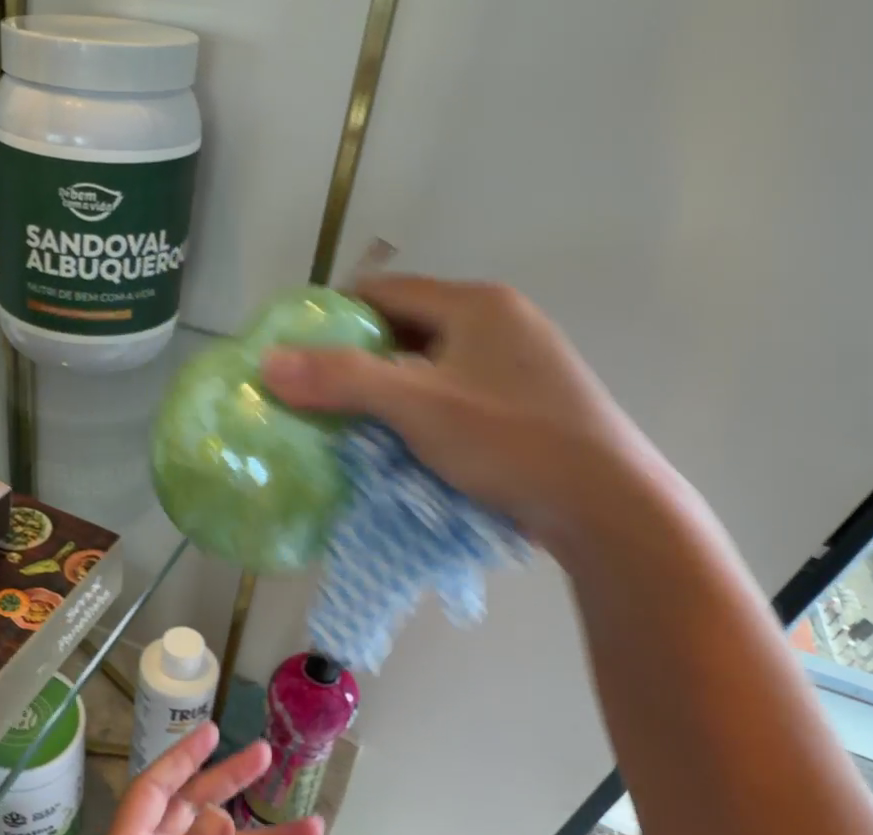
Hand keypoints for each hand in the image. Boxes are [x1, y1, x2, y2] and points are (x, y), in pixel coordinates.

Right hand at [259, 275, 665, 549]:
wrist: (606, 505)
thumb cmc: (511, 441)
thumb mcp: (417, 406)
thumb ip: (341, 380)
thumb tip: (266, 362)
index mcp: (476, 304)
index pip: (382, 291)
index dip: (331, 317)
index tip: (293, 354)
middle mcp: (499, 322)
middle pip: (404, 329)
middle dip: (355, 360)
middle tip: (313, 396)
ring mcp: (516, 364)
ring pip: (428, 366)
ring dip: (386, 391)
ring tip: (347, 425)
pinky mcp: (524, 403)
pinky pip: (451, 395)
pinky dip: (418, 413)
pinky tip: (400, 445)